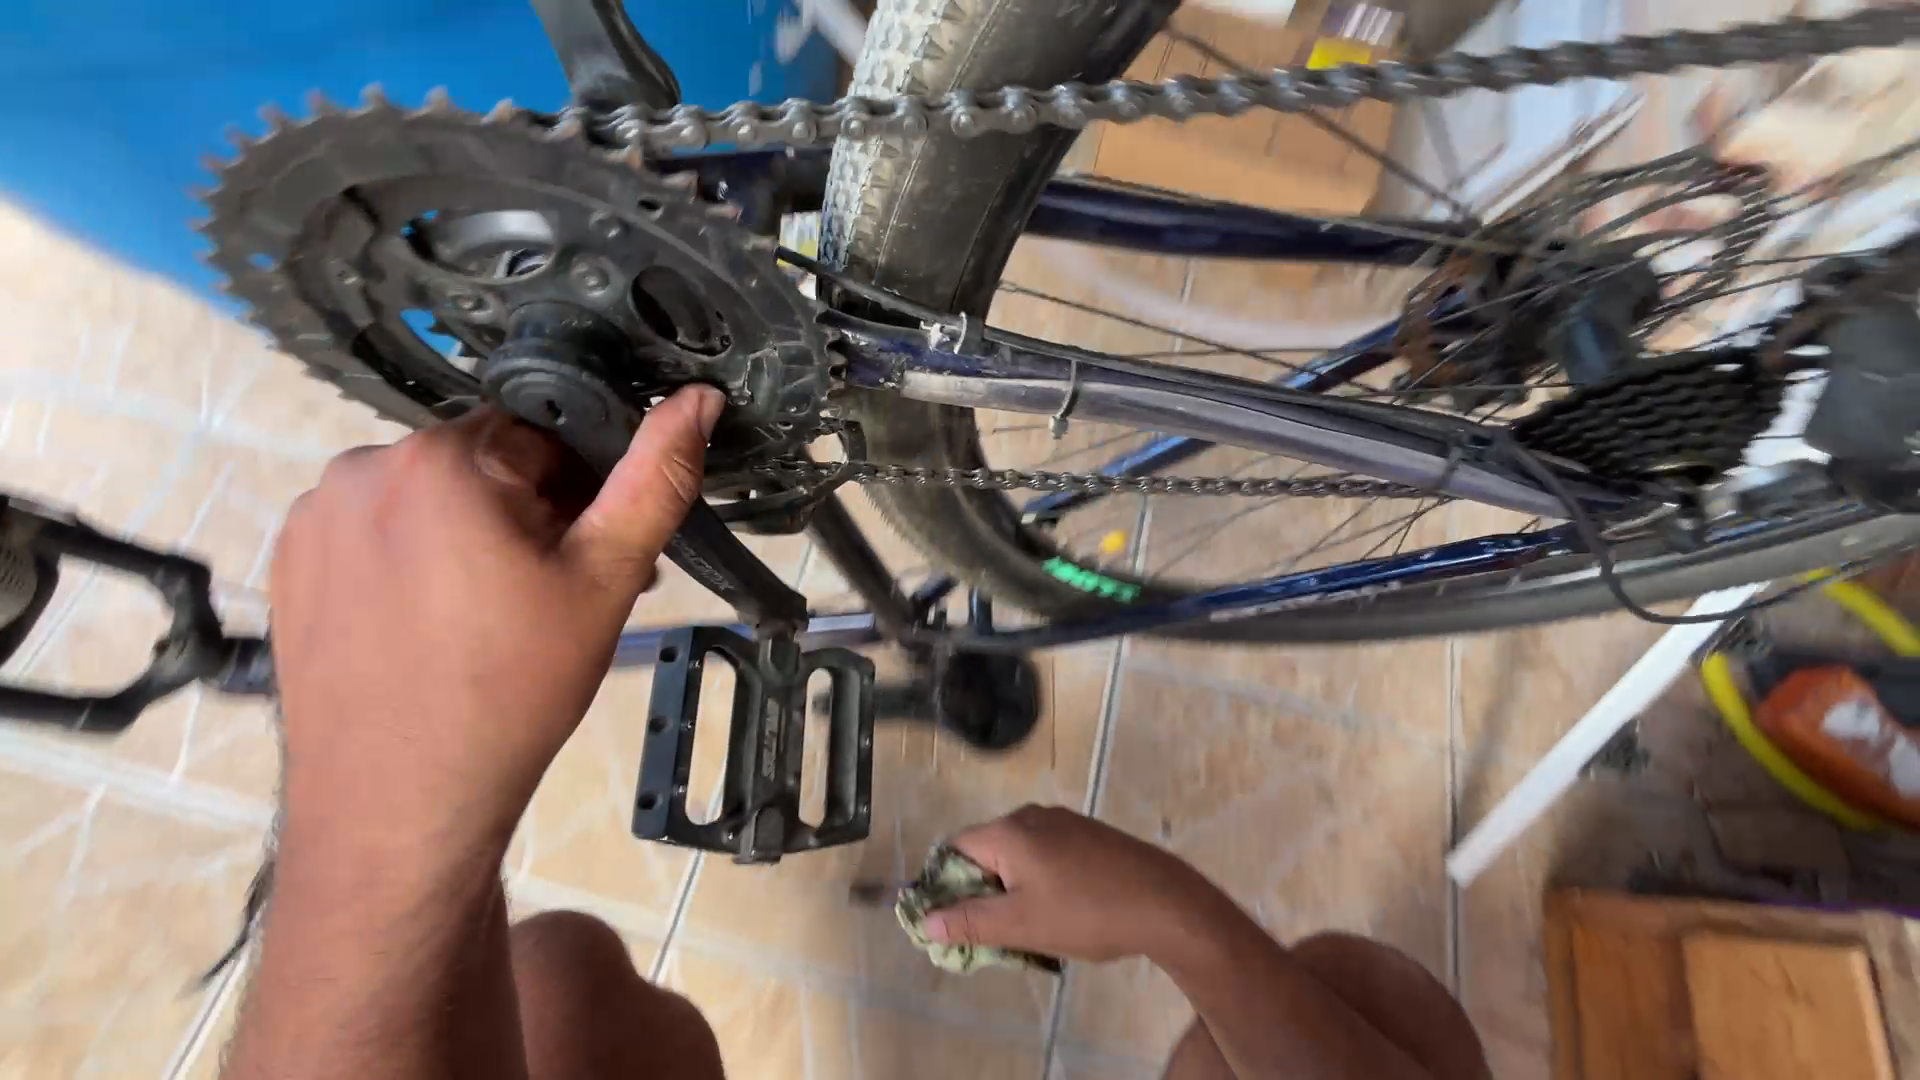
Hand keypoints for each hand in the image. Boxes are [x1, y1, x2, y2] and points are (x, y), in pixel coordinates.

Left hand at [268, 386, 724, 853]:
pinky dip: (427, 561)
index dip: (586, 490)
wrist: (402, 804)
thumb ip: (656, 480)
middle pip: (488, 465)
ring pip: (437, 500)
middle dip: (539, 514)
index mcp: (443, 459)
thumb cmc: (516, 685)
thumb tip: (698, 398)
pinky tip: (448, 624)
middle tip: (567, 590)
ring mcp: (314, 518)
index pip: (545, 434)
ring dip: (485, 536)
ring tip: (512, 614)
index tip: (597, 549)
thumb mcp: (607, 577)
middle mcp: (361, 468)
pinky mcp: (290, 567)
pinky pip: (383, 535)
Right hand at [919, 805, 1230, 962]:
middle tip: (995, 933)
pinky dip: (1039, 880)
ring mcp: (1062, 821)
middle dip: (982, 892)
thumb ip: (970, 922)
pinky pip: (1045, 853)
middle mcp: (1031, 816)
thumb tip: (926, 922)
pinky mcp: (1086, 834)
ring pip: (1017, 855)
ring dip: (1012, 889)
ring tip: (1031, 928)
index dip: (946, 885)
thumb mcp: (1021, 925)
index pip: (955, 849)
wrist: (1164, 902)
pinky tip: (1062, 911)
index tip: (956, 922)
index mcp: (1008, 831)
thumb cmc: (1085, 913)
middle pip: (986, 851)